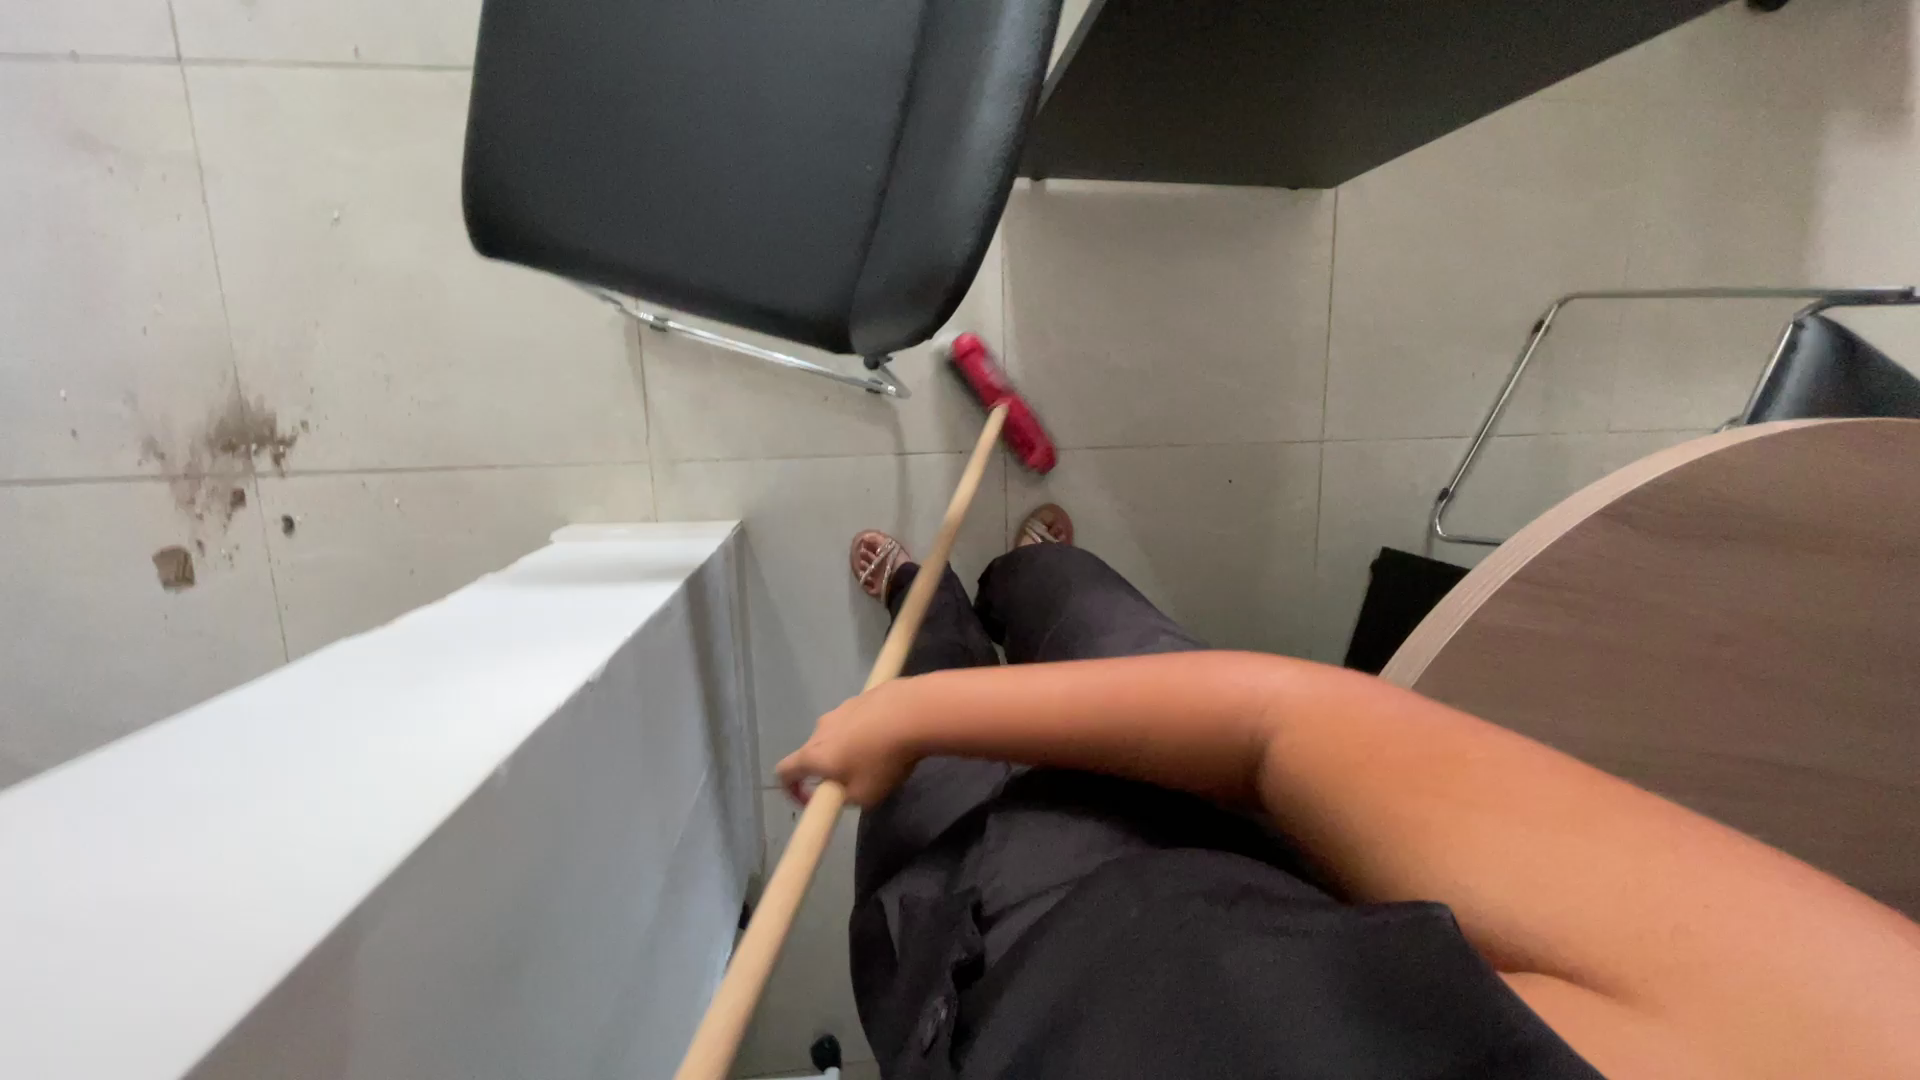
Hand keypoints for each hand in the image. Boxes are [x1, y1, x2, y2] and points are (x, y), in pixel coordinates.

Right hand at [775, 680, 923, 807]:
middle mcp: (821, 728)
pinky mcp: (863, 696)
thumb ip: (844, 798)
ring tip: (875, 756)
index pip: (784, 771)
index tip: (812, 799)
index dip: (792, 789)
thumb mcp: (864, 797)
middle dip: (826, 768)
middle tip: (851, 780)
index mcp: (813, 754)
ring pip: (836, 733)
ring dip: (847, 747)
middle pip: (813, 751)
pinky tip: (888, 735)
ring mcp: (842, 707)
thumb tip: (842, 791)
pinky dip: (865, 729)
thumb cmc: (883, 760)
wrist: (913, 712)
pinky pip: (856, 718)